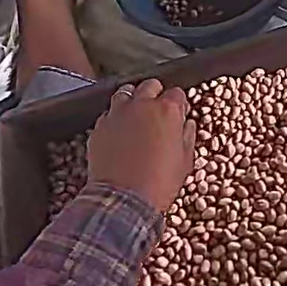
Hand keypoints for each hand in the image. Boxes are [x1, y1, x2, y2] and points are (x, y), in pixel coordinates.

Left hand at [87, 79, 196, 210]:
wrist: (123, 200)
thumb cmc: (158, 184)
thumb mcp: (184, 162)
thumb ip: (187, 137)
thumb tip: (187, 125)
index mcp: (167, 111)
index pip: (177, 94)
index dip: (179, 104)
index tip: (179, 113)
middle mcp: (141, 105)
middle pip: (150, 85)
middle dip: (156, 94)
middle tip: (158, 110)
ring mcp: (117, 114)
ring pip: (125, 92)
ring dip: (133, 100)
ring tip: (136, 115)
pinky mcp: (99, 126)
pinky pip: (108, 114)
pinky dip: (115, 118)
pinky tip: (119, 132)